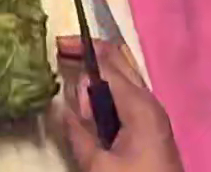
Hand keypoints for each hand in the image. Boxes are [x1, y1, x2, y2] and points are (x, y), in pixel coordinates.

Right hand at [51, 36, 182, 171]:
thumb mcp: (98, 167)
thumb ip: (78, 132)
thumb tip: (63, 109)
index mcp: (139, 105)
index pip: (106, 62)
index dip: (80, 54)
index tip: (56, 51)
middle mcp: (149, 101)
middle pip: (118, 59)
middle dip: (89, 53)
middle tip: (62, 53)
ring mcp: (154, 114)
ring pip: (123, 75)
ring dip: (98, 75)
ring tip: (79, 94)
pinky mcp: (153, 129)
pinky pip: (127, 95)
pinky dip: (108, 91)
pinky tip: (93, 104)